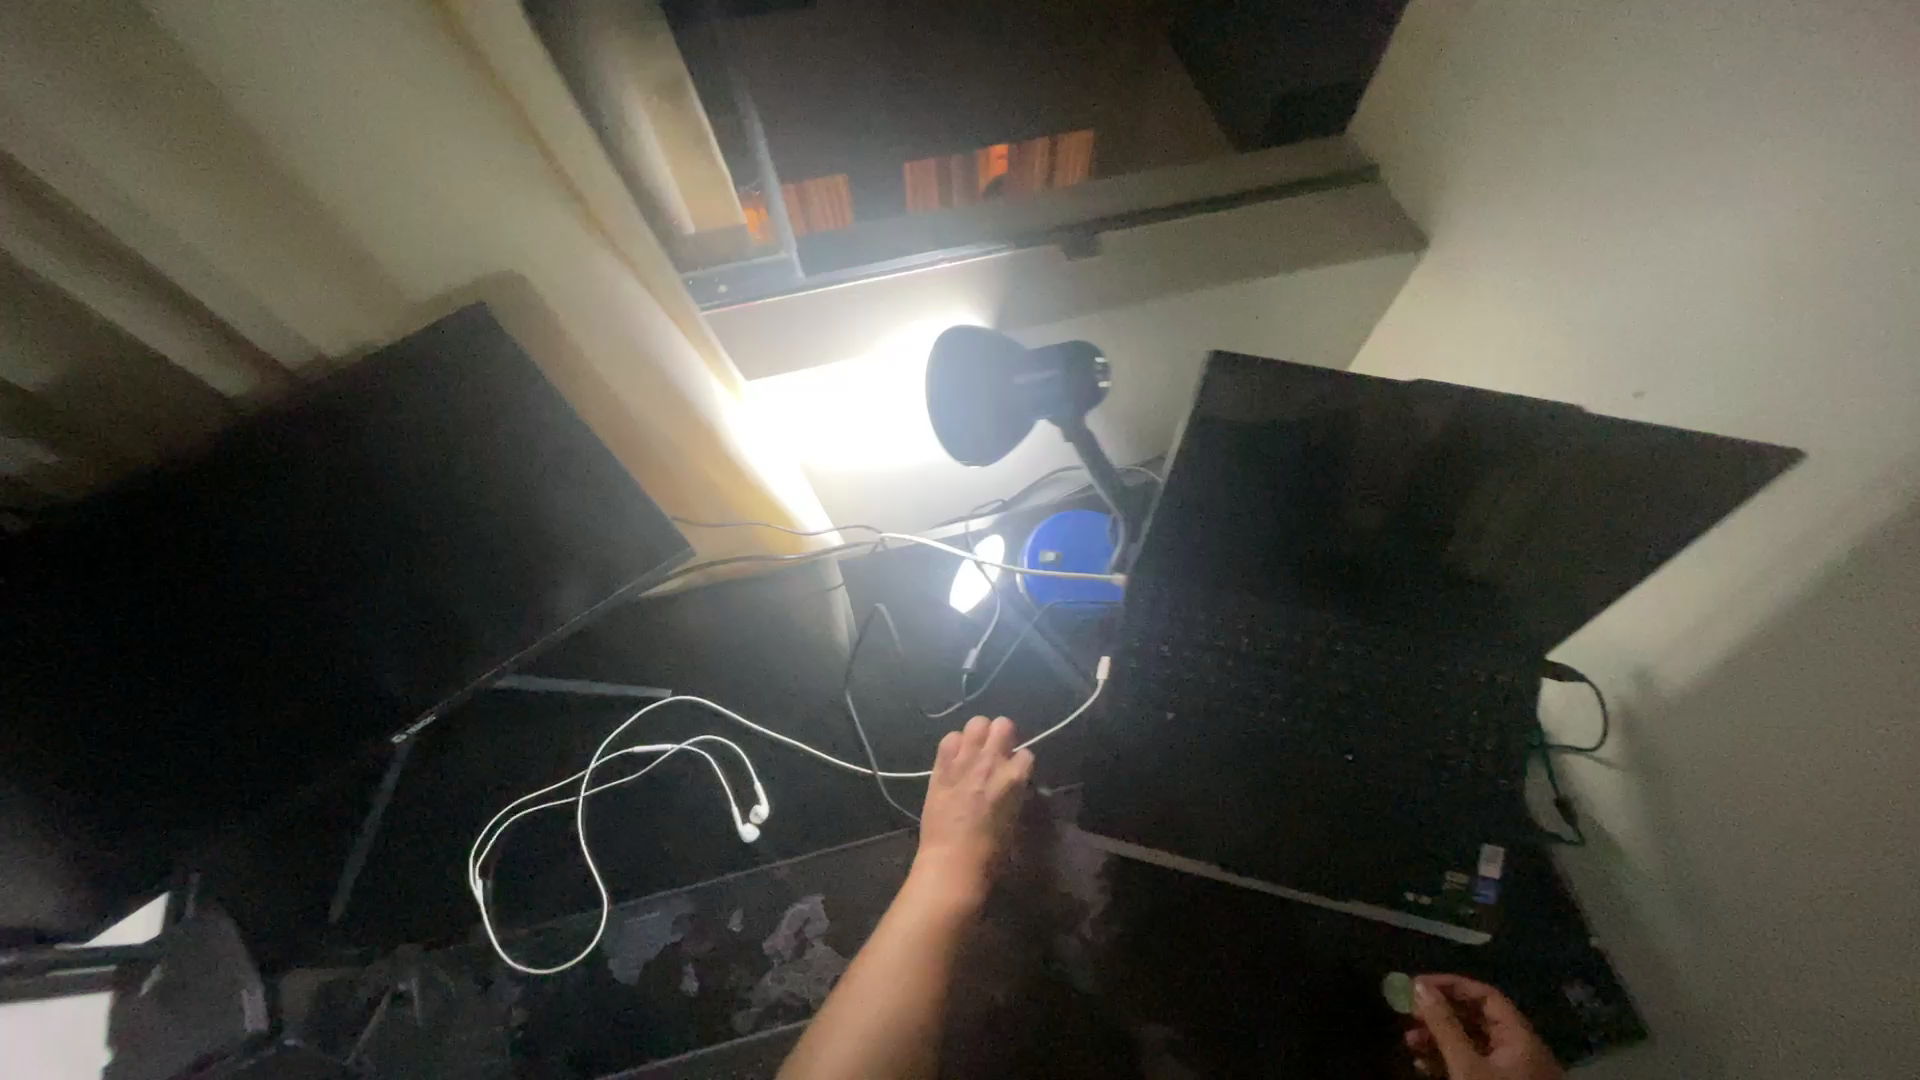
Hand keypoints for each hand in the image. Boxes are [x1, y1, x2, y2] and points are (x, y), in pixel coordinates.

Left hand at [908, 716, 1033, 913]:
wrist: (952, 862)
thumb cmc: (991, 852)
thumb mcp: (1015, 820)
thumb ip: (1016, 793)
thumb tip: (1015, 783)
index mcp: (1015, 778)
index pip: (1026, 753)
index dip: (1020, 764)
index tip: (1015, 773)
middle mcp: (991, 762)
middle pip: (1004, 724)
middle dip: (1003, 735)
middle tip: (997, 752)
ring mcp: (964, 761)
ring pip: (976, 723)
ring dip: (979, 735)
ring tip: (975, 750)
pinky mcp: (941, 767)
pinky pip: (948, 739)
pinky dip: (954, 746)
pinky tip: (954, 760)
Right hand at [1405, 975, 1563, 1079]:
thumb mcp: (1465, 1067)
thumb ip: (1443, 1025)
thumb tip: (1419, 986)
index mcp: (1521, 1041)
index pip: (1486, 996)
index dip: (1451, 986)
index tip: (1416, 986)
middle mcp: (1521, 1053)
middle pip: (1477, 1019)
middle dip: (1440, 1014)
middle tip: (1408, 1013)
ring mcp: (1512, 1075)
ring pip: (1471, 1043)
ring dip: (1438, 1038)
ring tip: (1409, 1042)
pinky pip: (1472, 1065)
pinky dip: (1447, 1060)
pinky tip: (1422, 1066)